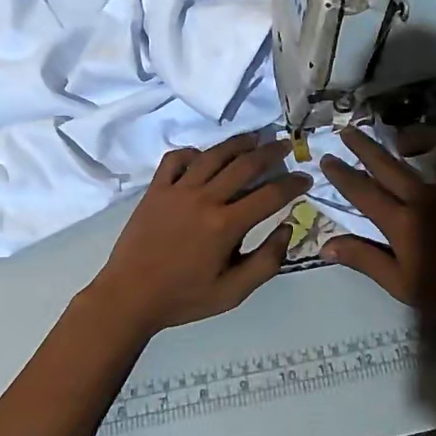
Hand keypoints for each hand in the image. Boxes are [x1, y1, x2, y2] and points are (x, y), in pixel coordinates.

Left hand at [81, 132, 310, 336]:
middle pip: (245, 164)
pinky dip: (194, 152)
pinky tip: (204, 156)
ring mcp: (177, 190)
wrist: (129, 296)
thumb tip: (287, 228)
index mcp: (225, 225)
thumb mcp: (233, 292)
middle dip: (271, 153)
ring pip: (213, 155)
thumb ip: (266, 261)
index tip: (306, 178)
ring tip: (255, 138)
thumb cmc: (184, 298)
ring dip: (238, 143)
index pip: (270, 194)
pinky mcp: (155, 189)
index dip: (293, 183)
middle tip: (285, 146)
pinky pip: (176, 159)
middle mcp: (204, 199)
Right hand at [319, 127, 435, 363]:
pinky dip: (434, 179)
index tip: (326, 158)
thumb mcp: (400, 283)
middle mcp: (425, 198)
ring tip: (386, 153)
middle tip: (348, 129)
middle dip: (365, 147)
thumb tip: (325, 245)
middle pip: (388, 166)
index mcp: (402, 222)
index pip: (363, 191)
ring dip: (399, 161)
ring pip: (418, 172)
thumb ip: (363, 258)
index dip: (342, 174)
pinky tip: (433, 182)